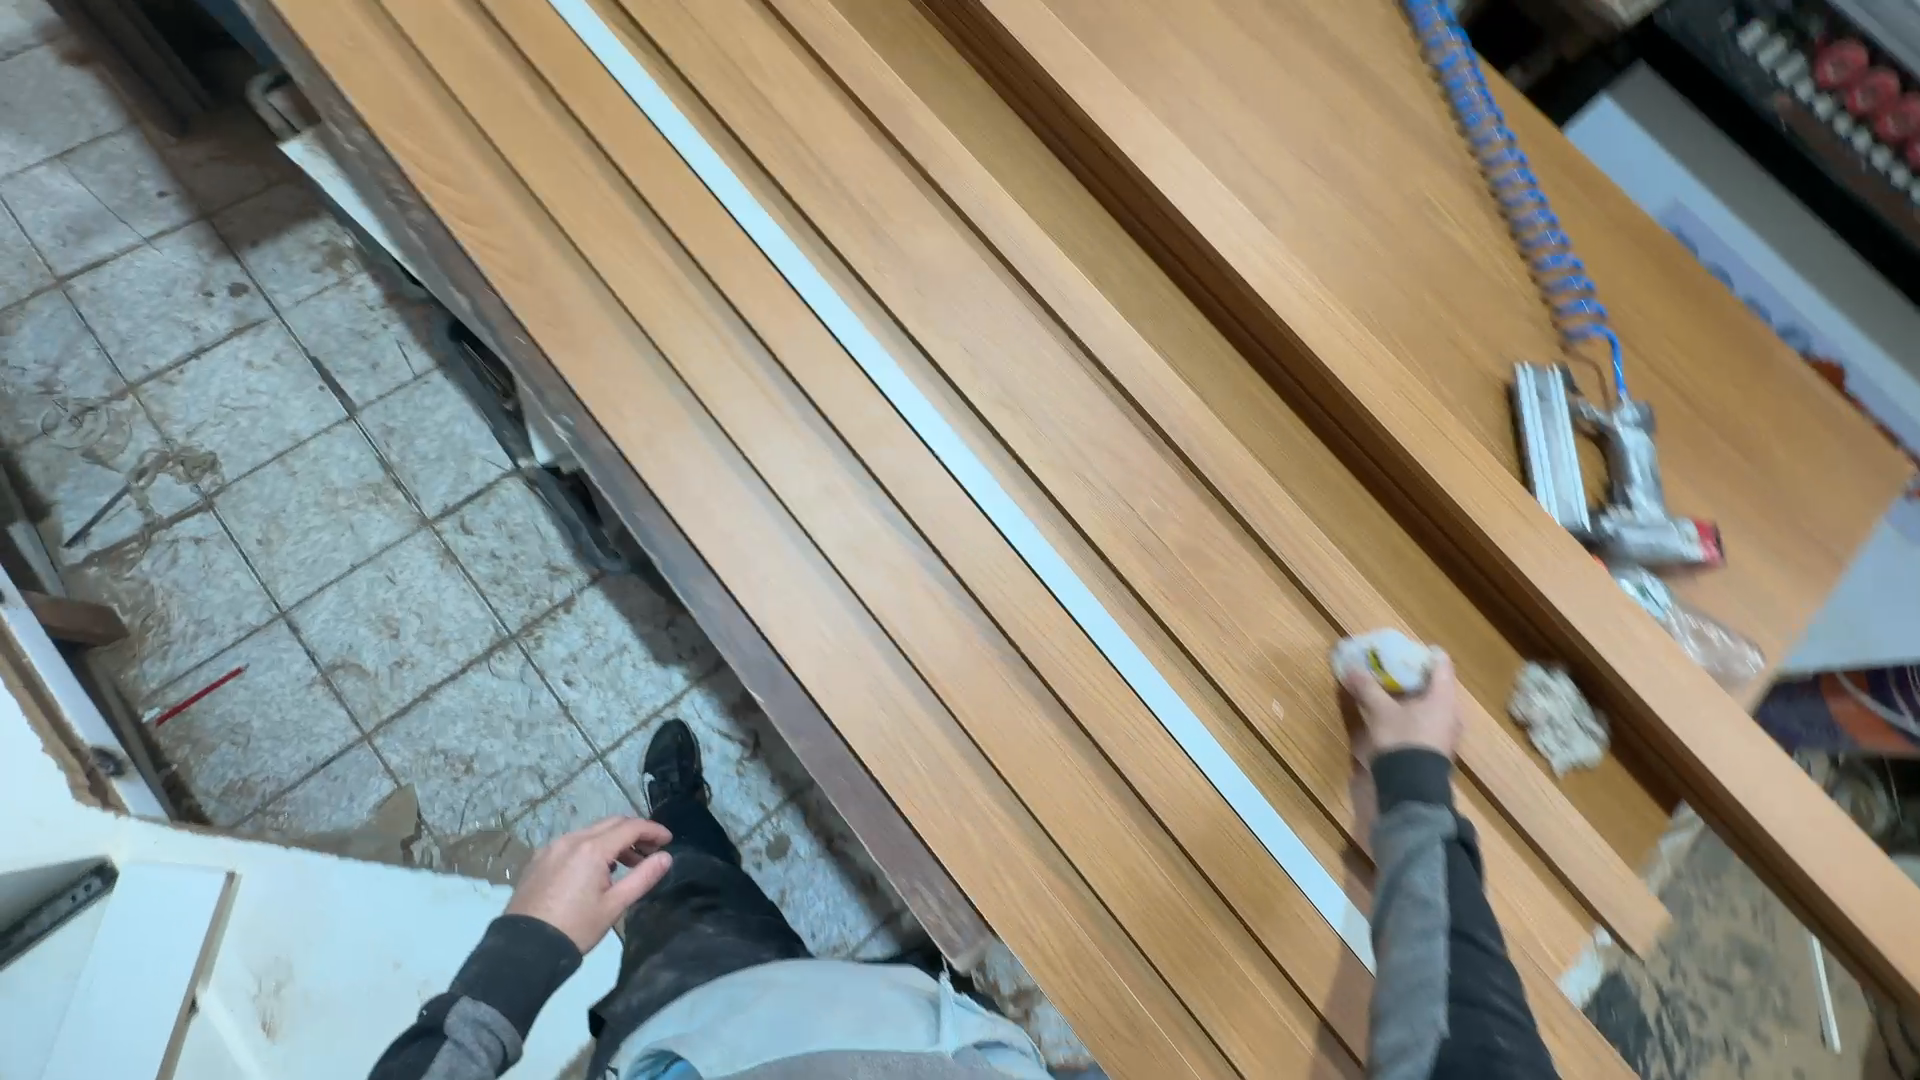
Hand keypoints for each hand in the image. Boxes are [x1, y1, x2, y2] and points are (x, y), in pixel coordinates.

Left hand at [505, 816, 673, 952]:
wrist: (522, 952)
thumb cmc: (574, 928)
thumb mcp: (614, 906)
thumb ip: (643, 877)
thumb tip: (666, 857)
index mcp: (592, 849)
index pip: (631, 827)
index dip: (653, 830)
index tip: (668, 840)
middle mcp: (571, 840)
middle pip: (612, 823)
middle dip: (635, 832)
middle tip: (651, 849)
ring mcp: (552, 848)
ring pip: (591, 832)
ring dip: (613, 840)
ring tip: (626, 863)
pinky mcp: (538, 860)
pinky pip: (573, 843)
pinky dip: (592, 847)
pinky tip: (596, 869)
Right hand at [1340, 651, 1460, 762]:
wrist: (1412, 785)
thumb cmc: (1401, 739)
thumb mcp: (1379, 711)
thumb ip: (1367, 687)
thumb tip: (1350, 667)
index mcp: (1443, 697)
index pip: (1441, 664)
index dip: (1426, 653)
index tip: (1408, 648)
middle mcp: (1452, 711)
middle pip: (1437, 684)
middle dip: (1415, 674)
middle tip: (1394, 667)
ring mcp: (1448, 730)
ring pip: (1433, 703)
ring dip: (1414, 694)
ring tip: (1392, 689)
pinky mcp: (1440, 745)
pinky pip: (1430, 718)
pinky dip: (1415, 711)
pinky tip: (1397, 713)